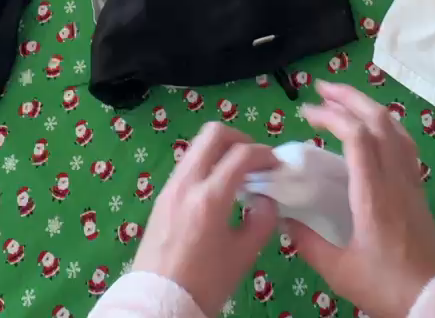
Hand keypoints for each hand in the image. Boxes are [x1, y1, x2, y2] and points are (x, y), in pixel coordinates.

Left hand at [133, 121, 280, 313]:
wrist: (158, 304)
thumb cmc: (204, 283)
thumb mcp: (242, 256)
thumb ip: (262, 220)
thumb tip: (267, 198)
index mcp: (209, 197)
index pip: (241, 154)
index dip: (264, 153)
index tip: (277, 164)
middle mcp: (187, 182)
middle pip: (213, 133)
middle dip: (240, 138)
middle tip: (255, 159)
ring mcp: (171, 185)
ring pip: (198, 146)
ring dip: (221, 150)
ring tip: (238, 174)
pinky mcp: (162, 195)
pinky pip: (189, 163)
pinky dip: (207, 163)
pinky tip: (219, 188)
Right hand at [290, 81, 434, 317]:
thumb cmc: (387, 284)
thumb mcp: (340, 271)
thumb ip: (308, 242)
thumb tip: (283, 217)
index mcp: (373, 192)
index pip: (356, 135)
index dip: (330, 116)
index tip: (306, 113)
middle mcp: (394, 176)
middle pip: (376, 119)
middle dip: (348, 96)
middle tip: (320, 88)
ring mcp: (409, 178)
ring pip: (393, 125)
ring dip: (366, 105)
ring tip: (343, 99)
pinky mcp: (417, 185)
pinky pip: (403, 140)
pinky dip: (385, 122)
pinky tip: (373, 124)